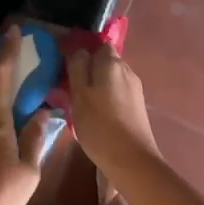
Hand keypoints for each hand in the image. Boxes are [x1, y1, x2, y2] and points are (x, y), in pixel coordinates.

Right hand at [64, 45, 160, 171]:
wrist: (132, 161)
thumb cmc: (99, 125)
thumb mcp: (79, 94)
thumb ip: (77, 66)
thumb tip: (78, 49)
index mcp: (111, 63)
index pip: (97, 43)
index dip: (82, 49)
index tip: (66, 62)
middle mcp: (127, 70)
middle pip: (104, 60)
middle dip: (88, 68)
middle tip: (69, 84)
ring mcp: (135, 89)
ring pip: (110, 77)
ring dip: (96, 84)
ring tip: (80, 101)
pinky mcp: (137, 106)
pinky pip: (117, 92)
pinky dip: (105, 96)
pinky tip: (96, 113)